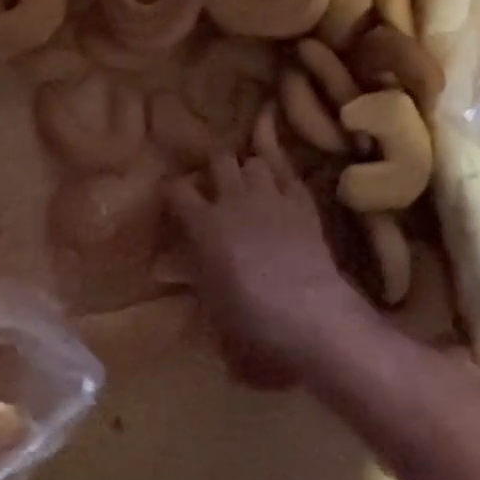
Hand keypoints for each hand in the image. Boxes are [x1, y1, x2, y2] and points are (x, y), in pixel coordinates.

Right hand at [166, 152, 369, 386]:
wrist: (305, 313)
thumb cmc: (247, 319)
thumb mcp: (208, 299)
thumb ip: (200, 270)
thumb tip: (197, 261)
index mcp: (204, 225)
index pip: (177, 189)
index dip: (173, 191)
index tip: (175, 200)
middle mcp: (234, 201)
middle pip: (220, 160)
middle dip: (216, 168)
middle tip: (216, 184)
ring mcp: (272, 199)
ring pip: (256, 163)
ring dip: (250, 170)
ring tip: (250, 183)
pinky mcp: (304, 206)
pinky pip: (291, 175)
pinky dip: (282, 175)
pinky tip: (281, 183)